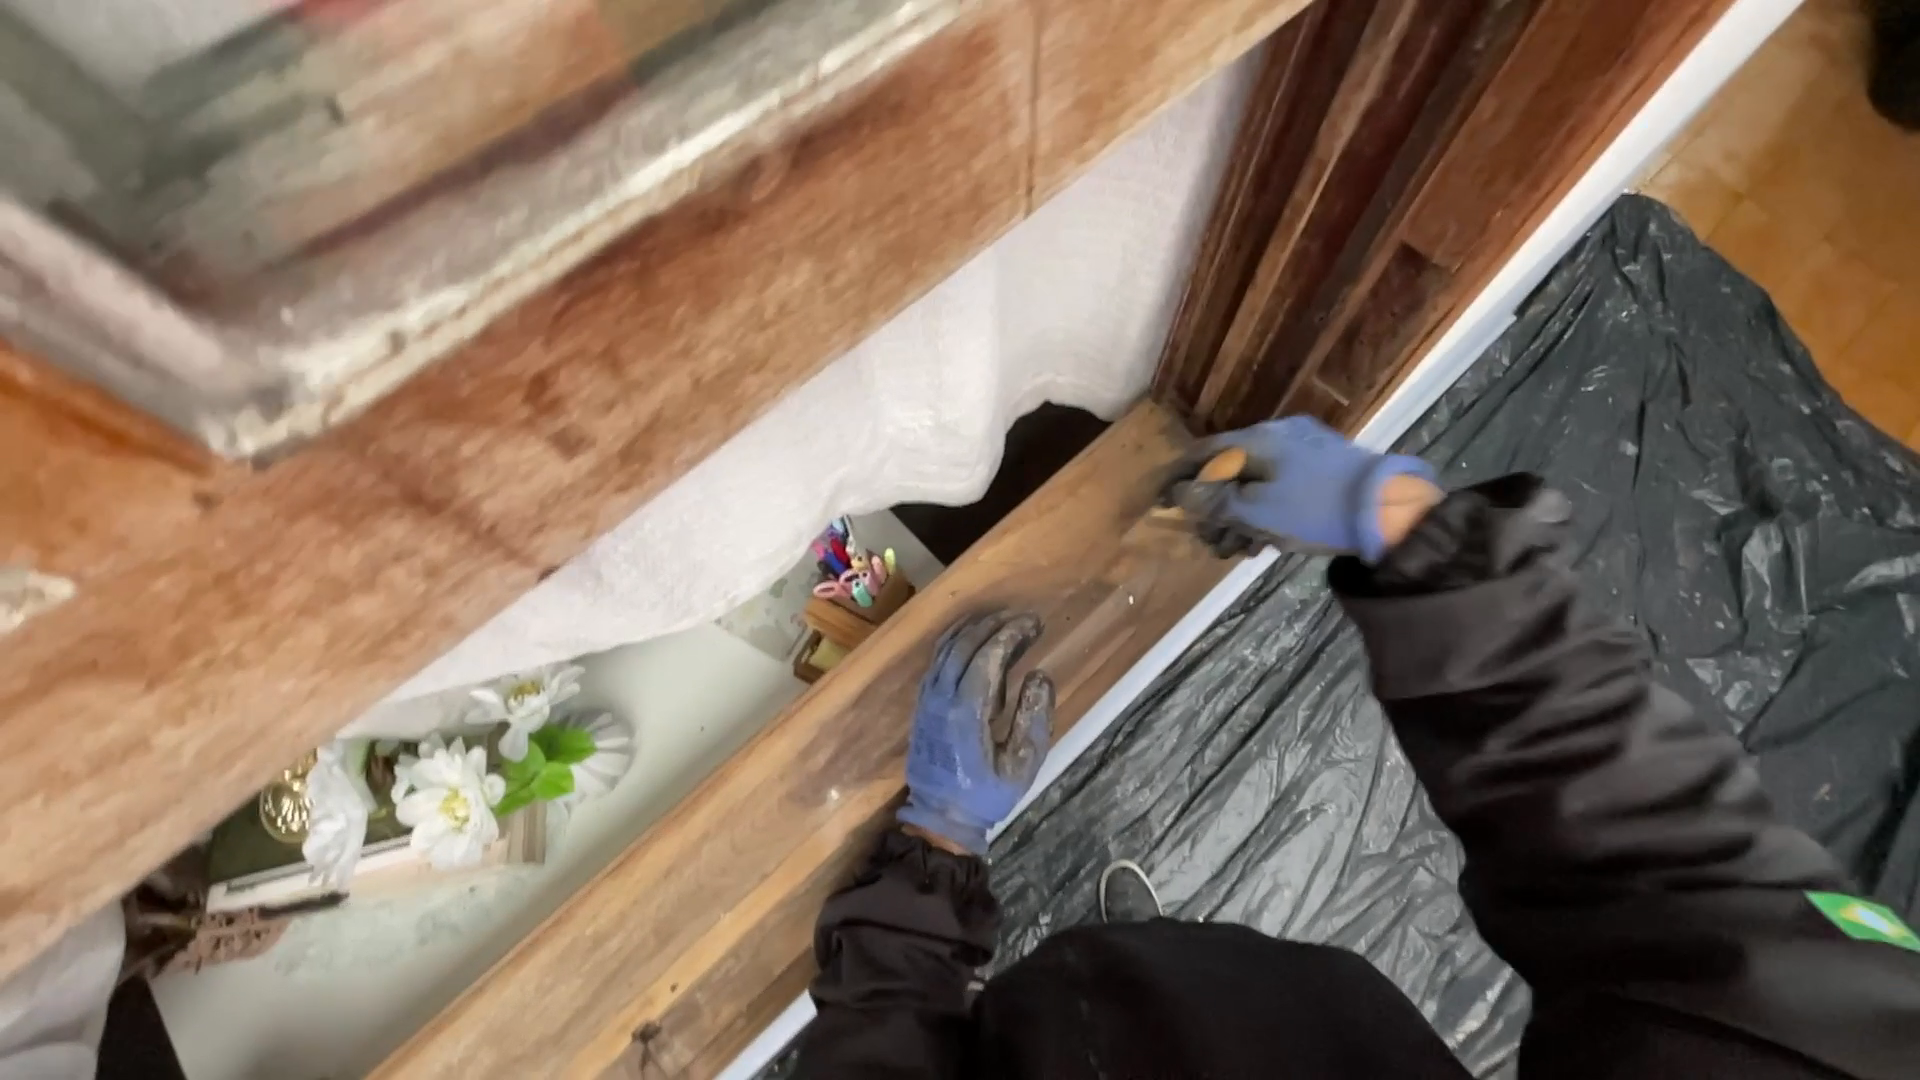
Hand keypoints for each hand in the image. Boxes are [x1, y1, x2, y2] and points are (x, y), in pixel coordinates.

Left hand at [897, 612, 1054, 855]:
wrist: (940, 816)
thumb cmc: (986, 794)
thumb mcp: (1022, 764)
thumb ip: (1034, 717)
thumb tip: (1039, 675)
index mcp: (966, 711)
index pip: (986, 656)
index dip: (1010, 634)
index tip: (1034, 623)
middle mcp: (941, 696)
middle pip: (964, 644)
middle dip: (995, 624)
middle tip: (1024, 618)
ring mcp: (927, 697)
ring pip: (946, 647)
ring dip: (974, 627)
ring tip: (1002, 618)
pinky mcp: (923, 701)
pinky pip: (937, 658)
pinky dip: (957, 639)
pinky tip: (974, 636)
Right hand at [1163, 415, 1440, 561]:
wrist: (1390, 511)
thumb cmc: (1313, 510)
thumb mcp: (1255, 511)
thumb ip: (1213, 501)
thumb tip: (1179, 493)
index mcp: (1258, 440)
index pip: (1203, 453)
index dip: (1179, 478)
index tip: (1162, 503)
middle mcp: (1278, 435)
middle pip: (1229, 470)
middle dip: (1214, 509)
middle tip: (1210, 542)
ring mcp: (1305, 448)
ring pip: (1256, 481)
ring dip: (1239, 516)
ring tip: (1238, 550)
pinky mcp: (1325, 466)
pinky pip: (1280, 485)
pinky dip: (1265, 510)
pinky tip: (1266, 540)